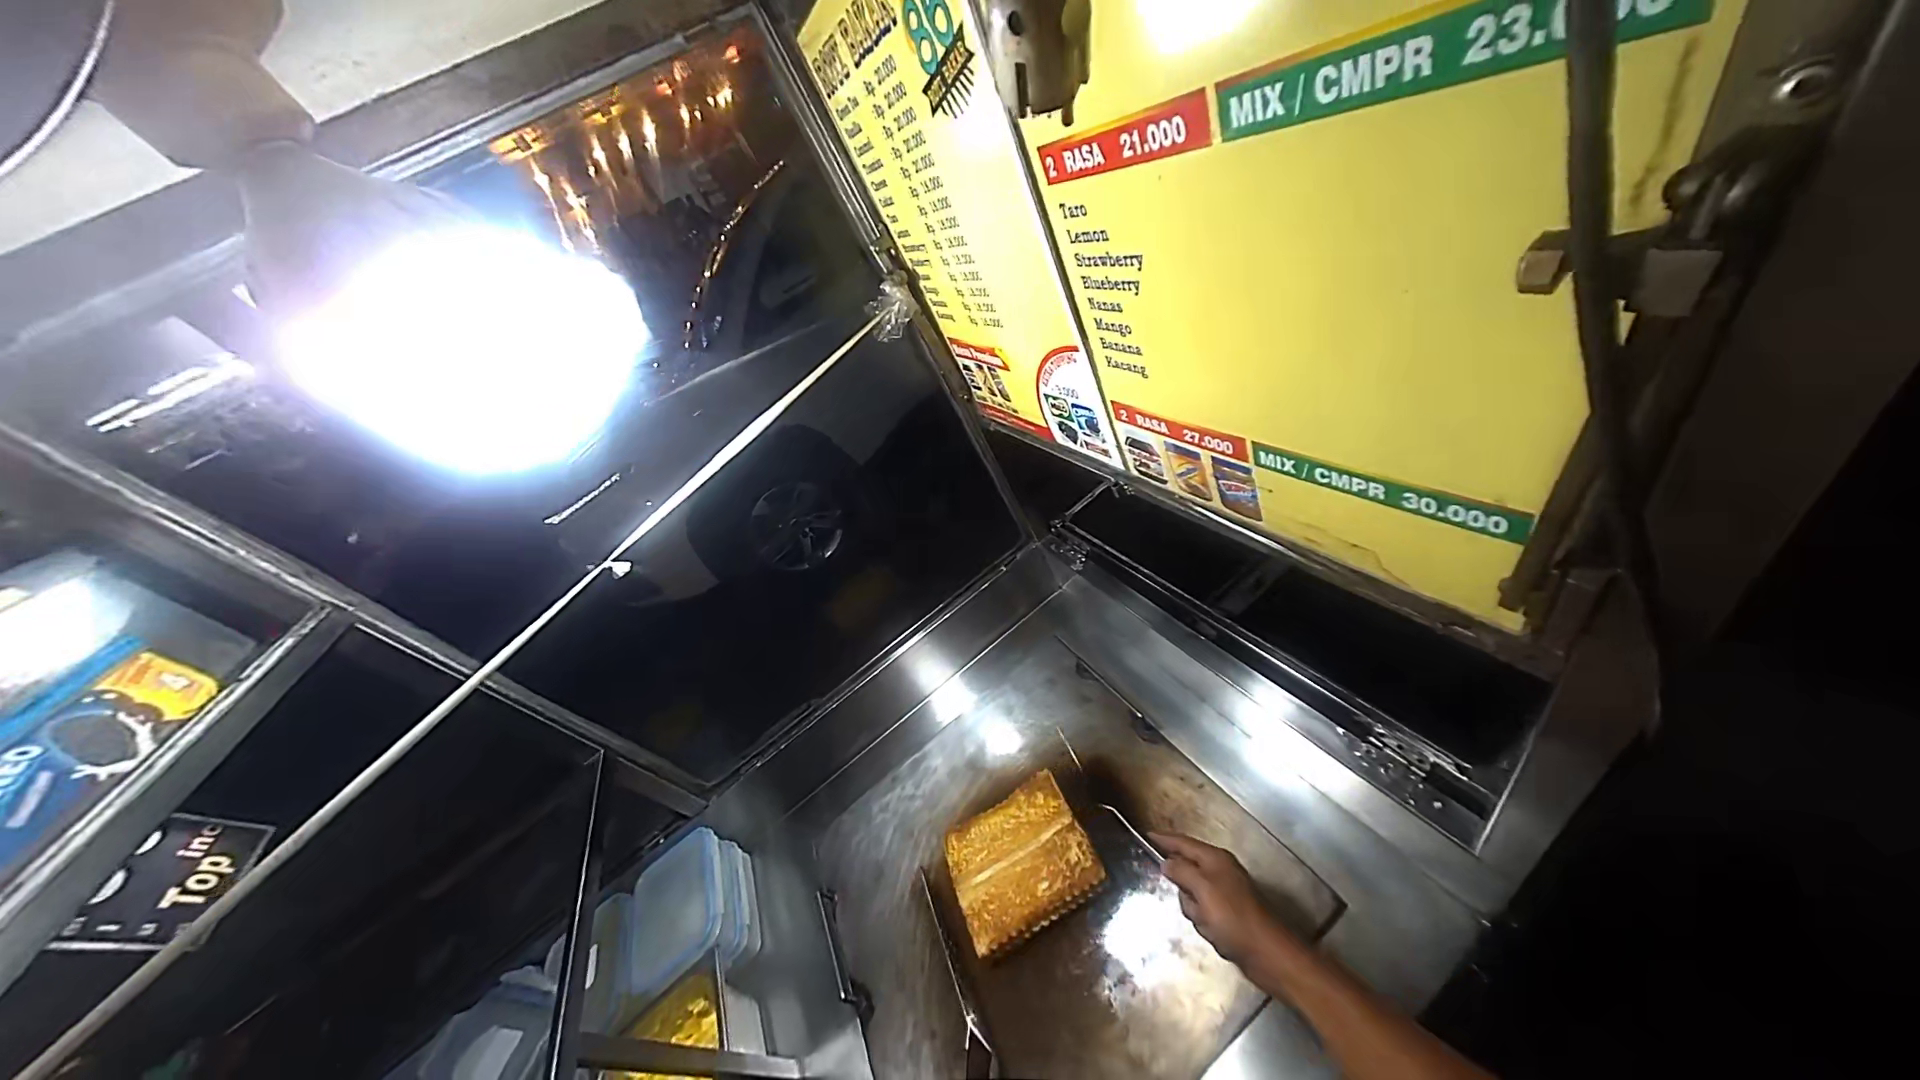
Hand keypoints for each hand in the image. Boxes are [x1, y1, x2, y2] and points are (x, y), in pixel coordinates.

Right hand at [1152, 831, 1290, 966]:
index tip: (1147, 835)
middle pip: (1186, 869)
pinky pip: (1203, 911)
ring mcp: (1225, 892)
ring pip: (1192, 894)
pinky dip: (1204, 921)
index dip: (1164, 839)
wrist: (1268, 955)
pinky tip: (1214, 932)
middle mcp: (1220, 871)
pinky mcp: (1228, 914)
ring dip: (1194, 909)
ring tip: (1207, 922)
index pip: (1183, 842)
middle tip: (1189, 902)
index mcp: (1215, 859)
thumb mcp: (1202, 890)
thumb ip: (1181, 871)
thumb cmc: (1234, 919)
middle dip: (1182, 888)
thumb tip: (1166, 862)